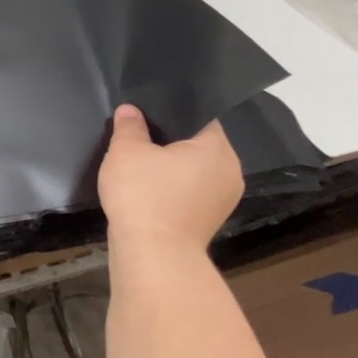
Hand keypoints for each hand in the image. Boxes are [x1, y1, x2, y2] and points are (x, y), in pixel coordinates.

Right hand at [98, 104, 242, 254]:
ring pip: (198, 167)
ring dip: (175, 162)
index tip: (147, 112)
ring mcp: (226, 195)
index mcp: (216, 149)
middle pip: (201, 143)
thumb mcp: (126, 151)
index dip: (173, 112)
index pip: (201, 118)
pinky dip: (177, 182)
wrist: (156, 247)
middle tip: (140, 134)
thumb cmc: (143, 191)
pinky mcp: (213, 214)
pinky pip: (196, 187)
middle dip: (172, 138)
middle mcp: (231, 170)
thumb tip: (131, 110)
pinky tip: (152, 185)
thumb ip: (130, 126)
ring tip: (143, 161)